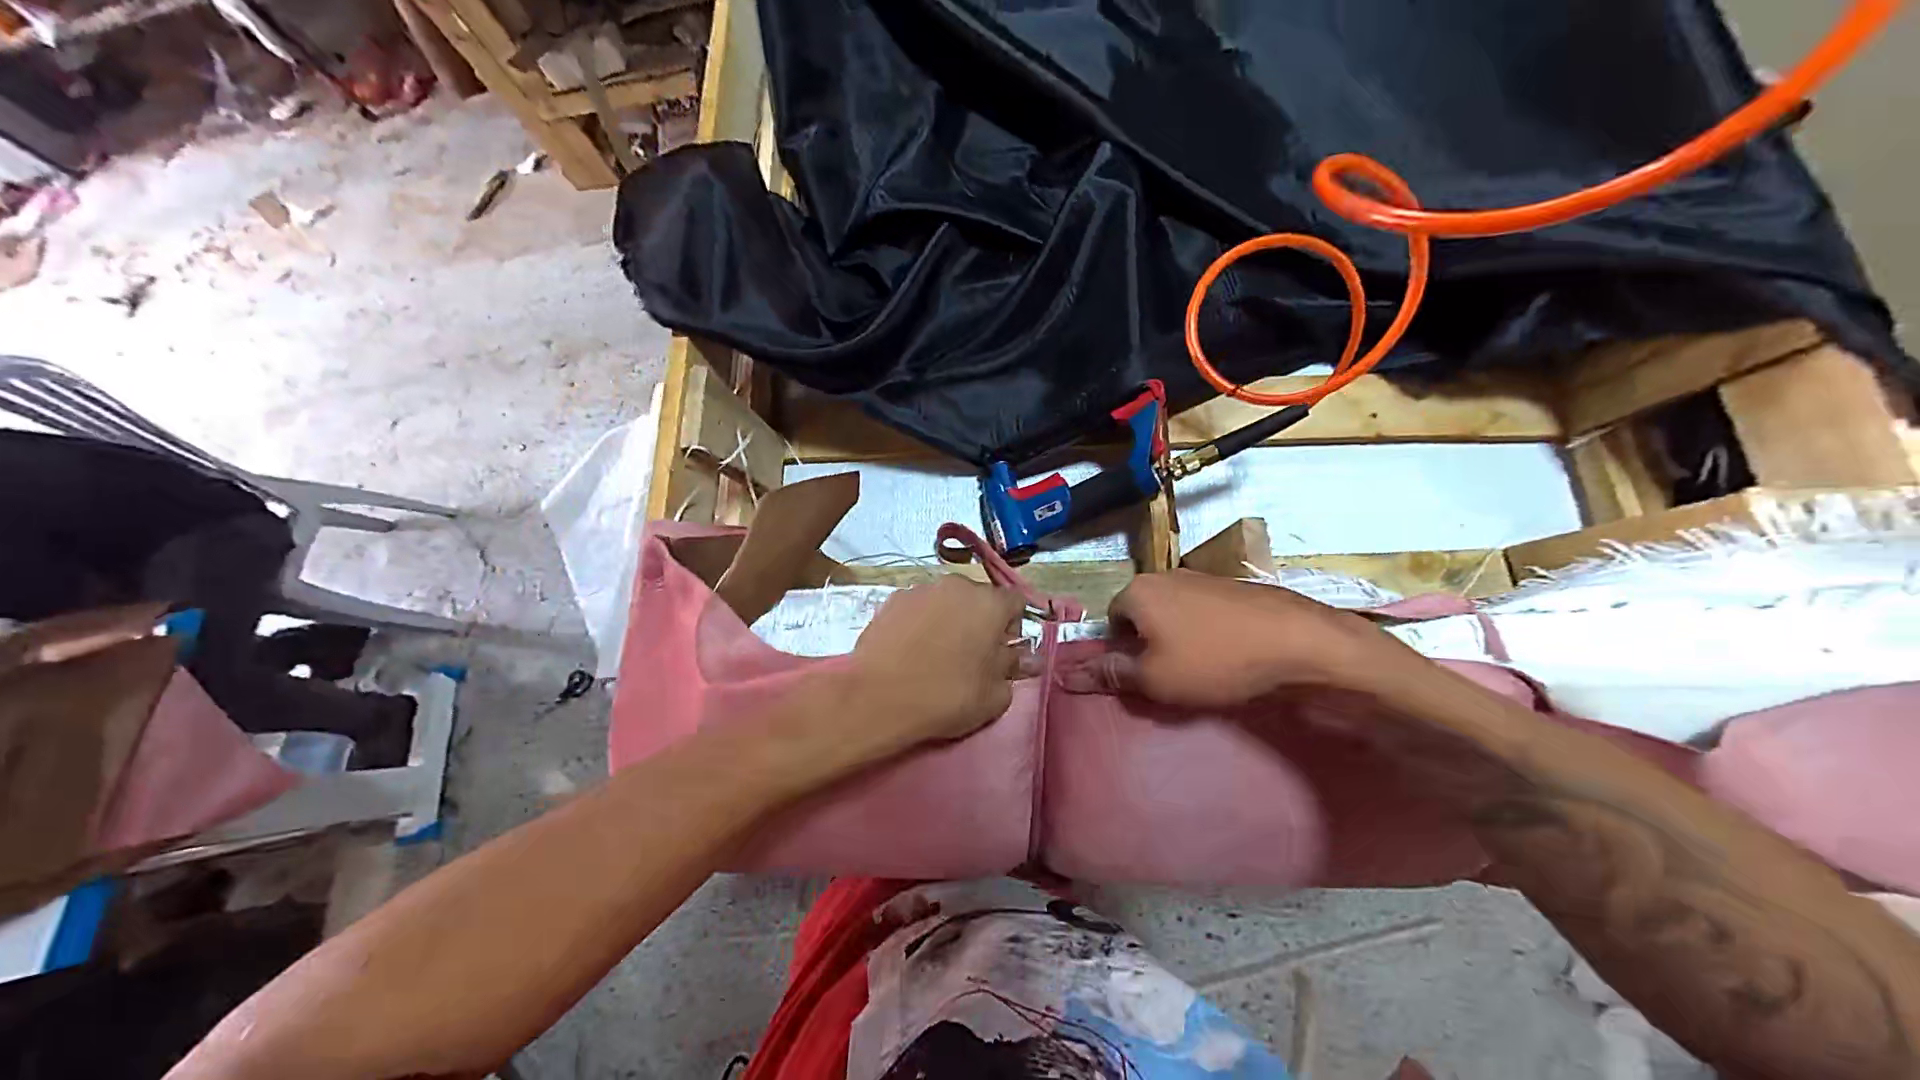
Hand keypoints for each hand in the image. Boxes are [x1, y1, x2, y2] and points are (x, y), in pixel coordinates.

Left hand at [846, 575, 1025, 748]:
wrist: (878, 697)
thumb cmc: (946, 696)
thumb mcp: (995, 695)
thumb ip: (1014, 669)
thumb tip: (1022, 657)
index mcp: (990, 603)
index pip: (1016, 603)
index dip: (1013, 628)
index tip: (1002, 654)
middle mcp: (957, 586)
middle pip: (979, 599)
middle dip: (980, 622)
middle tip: (970, 656)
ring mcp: (920, 589)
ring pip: (946, 602)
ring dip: (948, 620)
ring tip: (935, 654)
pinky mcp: (891, 600)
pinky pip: (917, 609)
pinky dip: (919, 623)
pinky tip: (910, 651)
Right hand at [1061, 570, 1413, 706]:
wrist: (1302, 644)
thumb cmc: (1215, 662)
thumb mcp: (1154, 679)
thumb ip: (1109, 674)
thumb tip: (1064, 674)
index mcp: (1138, 590)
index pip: (1111, 621)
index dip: (1123, 653)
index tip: (1145, 677)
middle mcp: (1166, 575)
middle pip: (1143, 615)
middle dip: (1151, 646)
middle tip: (1172, 677)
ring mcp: (1205, 578)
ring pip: (1176, 615)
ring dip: (1181, 641)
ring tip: (1206, 671)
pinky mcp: (1237, 588)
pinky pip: (1207, 615)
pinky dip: (1211, 635)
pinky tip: (1232, 657)